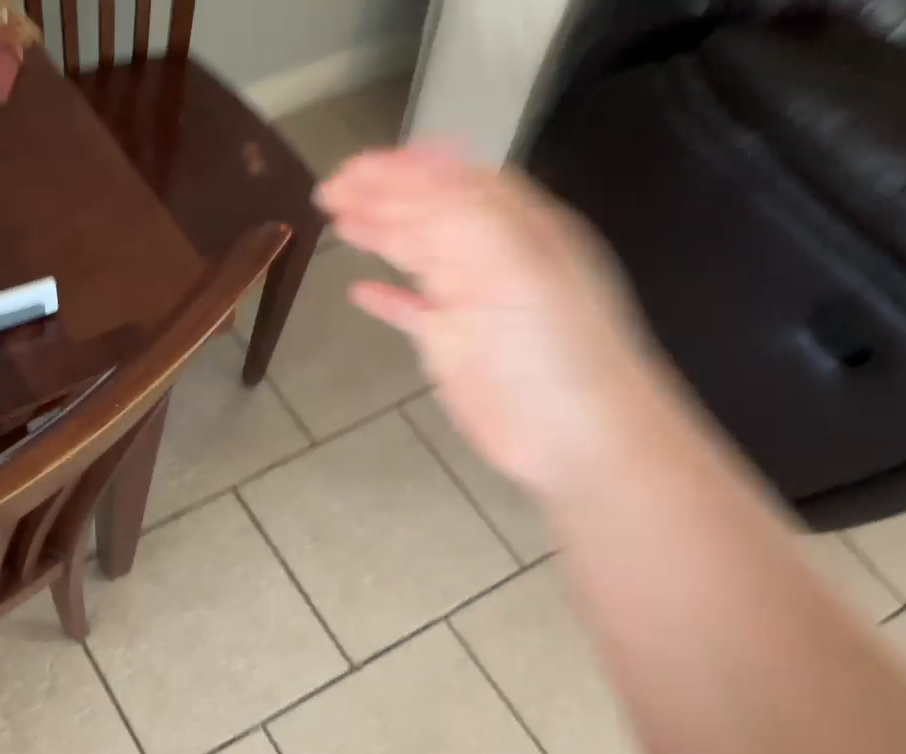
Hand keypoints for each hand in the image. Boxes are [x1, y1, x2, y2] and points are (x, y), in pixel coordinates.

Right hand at [316, 145, 674, 495]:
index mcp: (514, 228)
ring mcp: (470, 302)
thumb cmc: (552, 347)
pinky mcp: (454, 346)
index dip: (402, 169)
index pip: (452, 181)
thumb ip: (466, 214)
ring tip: (339, 222)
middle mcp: (491, 256)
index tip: (349, 169)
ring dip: (380, 234)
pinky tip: (359, 291)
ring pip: (418, 254)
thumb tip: (419, 168)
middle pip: (429, 211)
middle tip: (329, 190)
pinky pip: (413, 310)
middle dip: (381, 194)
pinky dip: (387, 298)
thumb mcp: (516, 266)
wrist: (576, 432)